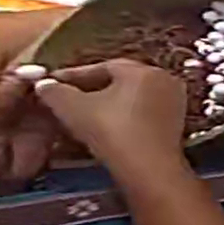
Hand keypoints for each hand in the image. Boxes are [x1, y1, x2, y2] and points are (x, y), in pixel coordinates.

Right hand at [33, 60, 188, 172]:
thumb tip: (46, 83)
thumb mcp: (70, 105)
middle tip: (60, 94)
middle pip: (121, 78)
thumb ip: (54, 90)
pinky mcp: (177, 114)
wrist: (147, 159)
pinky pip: (144, 105)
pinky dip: (122, 108)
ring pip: (133, 92)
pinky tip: (102, 118)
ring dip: (105, 98)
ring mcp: (176, 97)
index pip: (104, 66)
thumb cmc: (109, 127)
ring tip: (76, 107)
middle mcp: (167, 79)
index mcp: (145, 71)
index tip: (48, 83)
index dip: (72, 74)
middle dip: (89, 85)